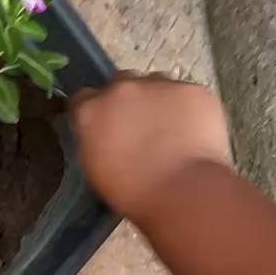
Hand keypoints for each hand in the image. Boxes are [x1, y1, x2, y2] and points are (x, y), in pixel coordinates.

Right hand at [70, 74, 231, 222]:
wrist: (181, 189)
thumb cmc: (130, 191)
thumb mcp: (94, 169)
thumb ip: (93, 140)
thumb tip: (102, 133)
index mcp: (91, 111)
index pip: (83, 97)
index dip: (95, 111)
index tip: (103, 125)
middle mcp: (121, 89)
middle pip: (120, 83)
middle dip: (126, 101)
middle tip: (138, 128)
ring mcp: (159, 85)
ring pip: (155, 83)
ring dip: (156, 100)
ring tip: (168, 129)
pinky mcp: (192, 89)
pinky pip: (185, 94)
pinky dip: (187, 108)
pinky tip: (191, 132)